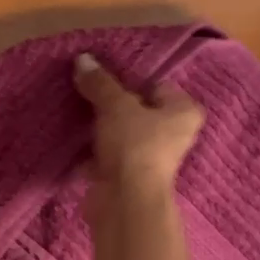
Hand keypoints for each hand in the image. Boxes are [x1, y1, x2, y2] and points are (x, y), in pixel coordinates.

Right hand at [73, 53, 203, 197]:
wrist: (124, 201)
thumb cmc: (133, 146)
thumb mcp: (115, 107)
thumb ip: (100, 84)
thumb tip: (82, 58)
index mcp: (184, 111)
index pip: (156, 87)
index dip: (129, 85)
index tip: (103, 86)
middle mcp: (173, 135)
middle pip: (137, 114)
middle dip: (112, 111)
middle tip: (87, 104)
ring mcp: (149, 161)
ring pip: (120, 139)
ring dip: (100, 136)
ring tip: (78, 125)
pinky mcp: (126, 181)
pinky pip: (106, 161)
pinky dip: (92, 158)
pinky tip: (76, 152)